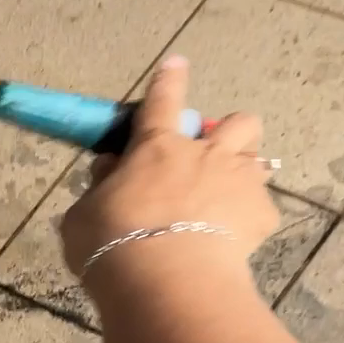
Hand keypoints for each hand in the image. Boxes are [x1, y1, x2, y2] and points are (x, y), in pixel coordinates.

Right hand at [61, 55, 279, 287]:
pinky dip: (239, 222)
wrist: (163, 280)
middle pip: (236, 122)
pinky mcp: (261, 216)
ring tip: (216, 202)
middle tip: (205, 159)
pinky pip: (255, 210)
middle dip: (225, 133)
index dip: (167, 81)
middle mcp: (206, 155)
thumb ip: (98, 189)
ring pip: (256, 159)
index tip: (175, 63)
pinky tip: (219, 244)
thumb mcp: (82, 216)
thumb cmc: (109, 243)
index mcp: (156, 150)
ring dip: (238, 172)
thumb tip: (108, 169)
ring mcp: (241, 182)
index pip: (161, 103)